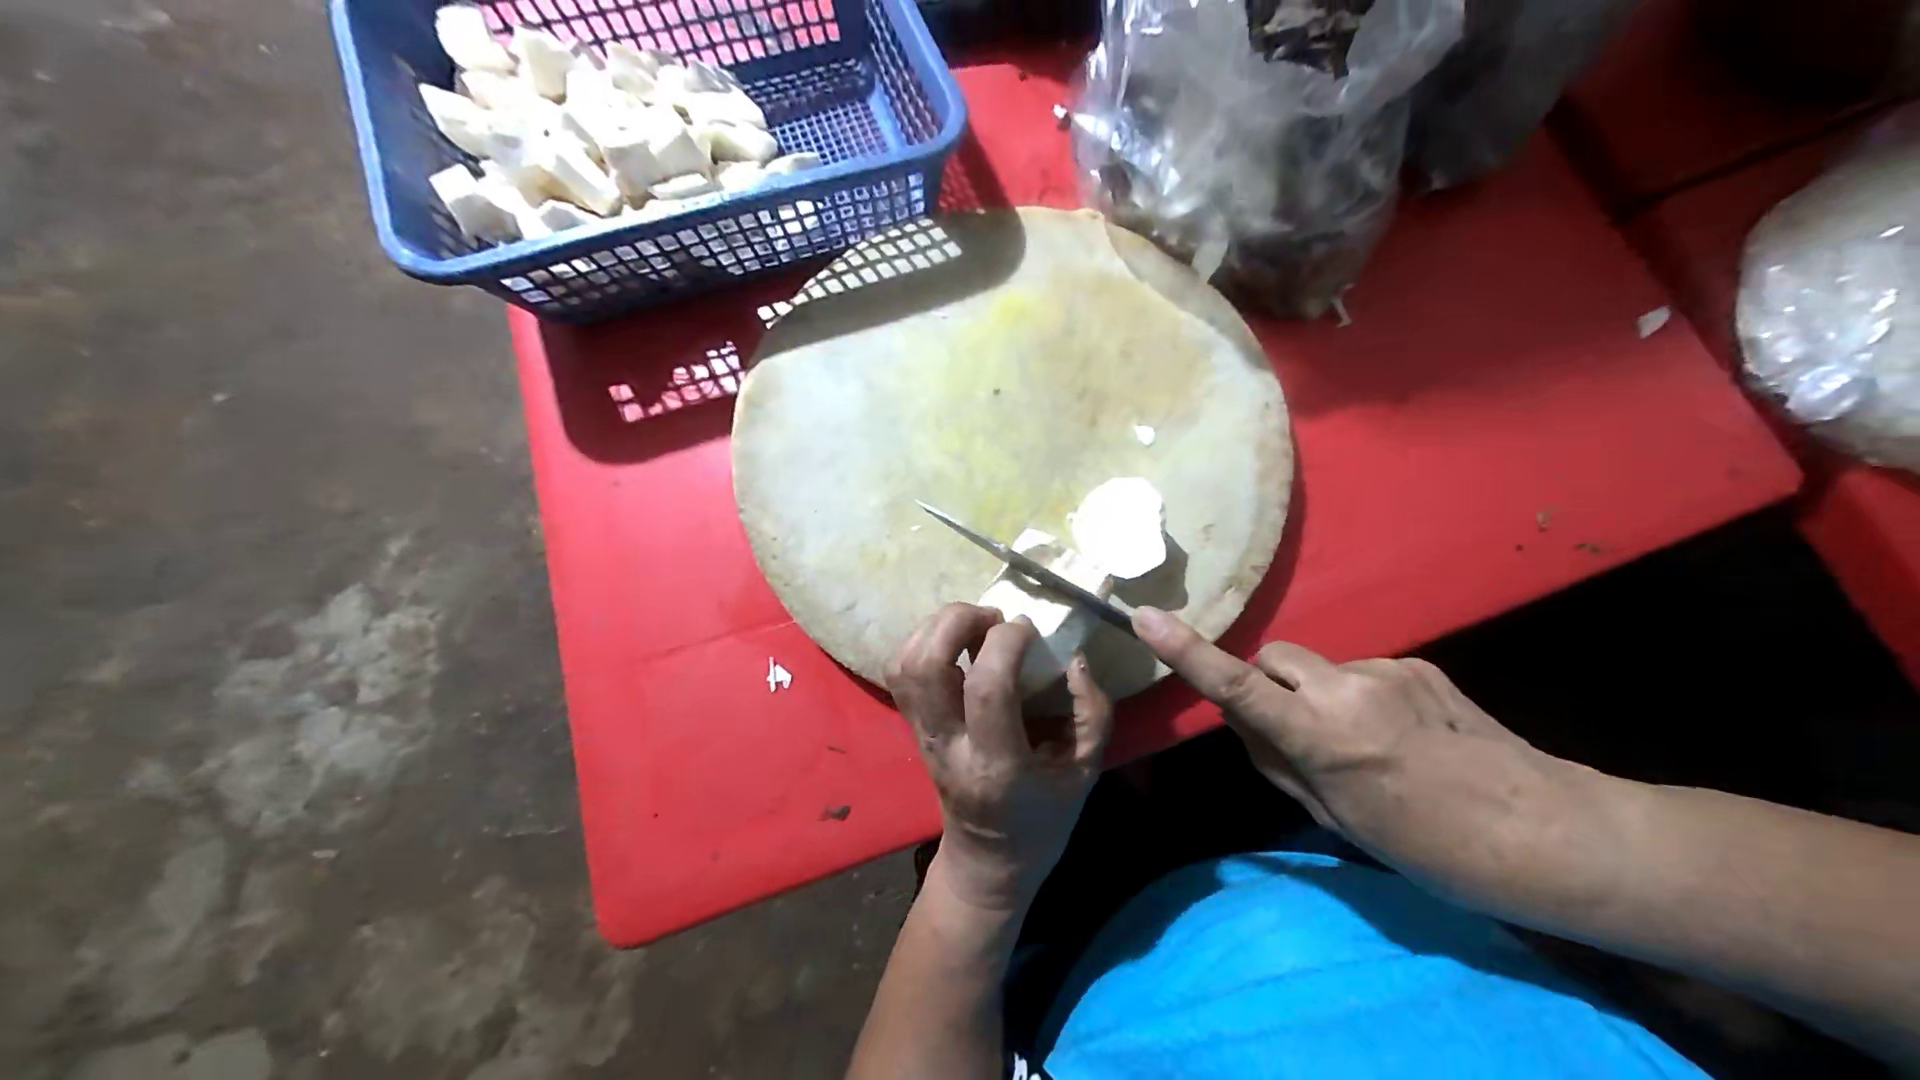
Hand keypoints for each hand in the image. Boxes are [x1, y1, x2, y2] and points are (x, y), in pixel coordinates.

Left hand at [887, 604, 1114, 911]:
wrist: (987, 860)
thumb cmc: (1043, 818)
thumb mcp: (1085, 773)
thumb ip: (1091, 713)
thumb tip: (1074, 658)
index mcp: (996, 764)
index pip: (987, 687)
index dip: (1006, 643)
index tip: (1030, 629)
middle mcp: (948, 745)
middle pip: (927, 665)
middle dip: (959, 621)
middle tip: (994, 619)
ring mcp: (922, 735)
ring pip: (905, 664)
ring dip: (937, 627)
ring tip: (974, 625)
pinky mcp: (911, 727)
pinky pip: (899, 672)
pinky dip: (922, 642)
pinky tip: (955, 643)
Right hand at [1130, 606, 1610, 910]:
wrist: (1552, 832)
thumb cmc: (1430, 846)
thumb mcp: (1335, 817)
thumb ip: (1275, 760)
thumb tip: (1240, 720)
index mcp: (1325, 737)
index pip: (1237, 688)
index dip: (1188, 653)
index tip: (1145, 619)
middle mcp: (1349, 688)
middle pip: (1274, 660)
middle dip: (1267, 685)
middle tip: (1294, 733)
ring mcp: (1387, 669)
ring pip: (1316, 667)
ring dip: (1315, 694)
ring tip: (1364, 744)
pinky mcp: (1418, 663)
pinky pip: (1359, 671)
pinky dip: (1356, 695)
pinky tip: (1400, 734)